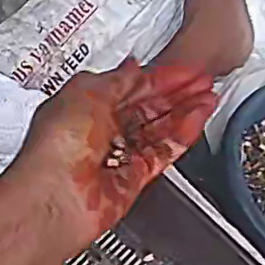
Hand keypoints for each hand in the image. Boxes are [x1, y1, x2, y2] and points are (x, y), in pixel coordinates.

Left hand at [6, 60, 216, 248]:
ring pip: (156, 132)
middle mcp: (98, 135)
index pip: (128, 89)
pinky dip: (181, 136)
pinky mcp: (130, 182)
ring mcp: (114, 159)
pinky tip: (197, 119)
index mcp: (83, 109)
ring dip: (183, 113)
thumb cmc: (57, 145)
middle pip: (145, 110)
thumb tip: (132, 69)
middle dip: (175, 94)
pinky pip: (161, 154)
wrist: (55, 195)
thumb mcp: (88, 92)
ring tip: (208, 97)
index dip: (156, 78)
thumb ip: (117, 79)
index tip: (182, 69)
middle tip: (202, 81)